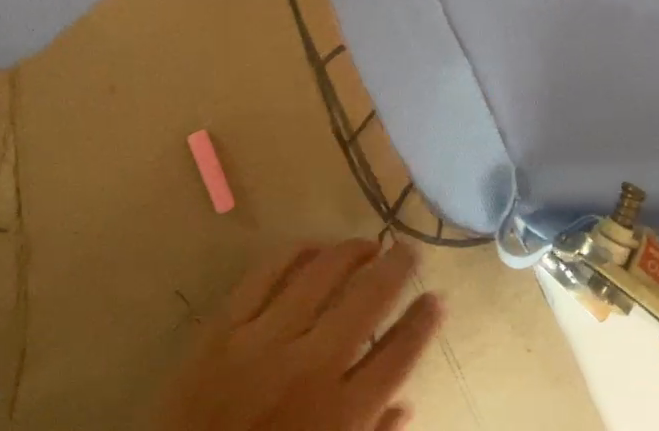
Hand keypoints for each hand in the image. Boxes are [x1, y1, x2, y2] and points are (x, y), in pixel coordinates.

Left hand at [154, 239, 443, 430]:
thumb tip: (405, 407)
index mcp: (342, 415)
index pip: (398, 355)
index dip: (423, 322)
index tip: (436, 298)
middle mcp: (310, 368)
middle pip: (366, 301)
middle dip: (395, 269)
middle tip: (407, 251)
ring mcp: (263, 342)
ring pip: (319, 277)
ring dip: (349, 252)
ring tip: (365, 244)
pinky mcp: (221, 329)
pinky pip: (263, 276)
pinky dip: (292, 255)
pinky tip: (311, 247)